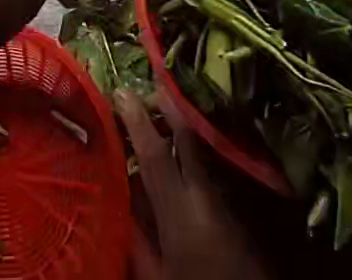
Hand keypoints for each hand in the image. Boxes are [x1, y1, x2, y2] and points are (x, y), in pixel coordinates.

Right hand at [118, 91, 273, 279]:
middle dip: (166, 109)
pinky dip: (187, 151)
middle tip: (146, 89)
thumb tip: (117, 206)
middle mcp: (203, 195)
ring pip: (196, 150)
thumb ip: (137, 242)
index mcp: (179, 211)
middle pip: (185, 138)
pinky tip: (175, 154)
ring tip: (158, 112)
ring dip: (177, 127)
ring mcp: (222, 200)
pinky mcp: (234, 210)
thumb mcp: (157, 278)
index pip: (155, 155)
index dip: (137, 120)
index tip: (121, 91)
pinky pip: (204, 167)